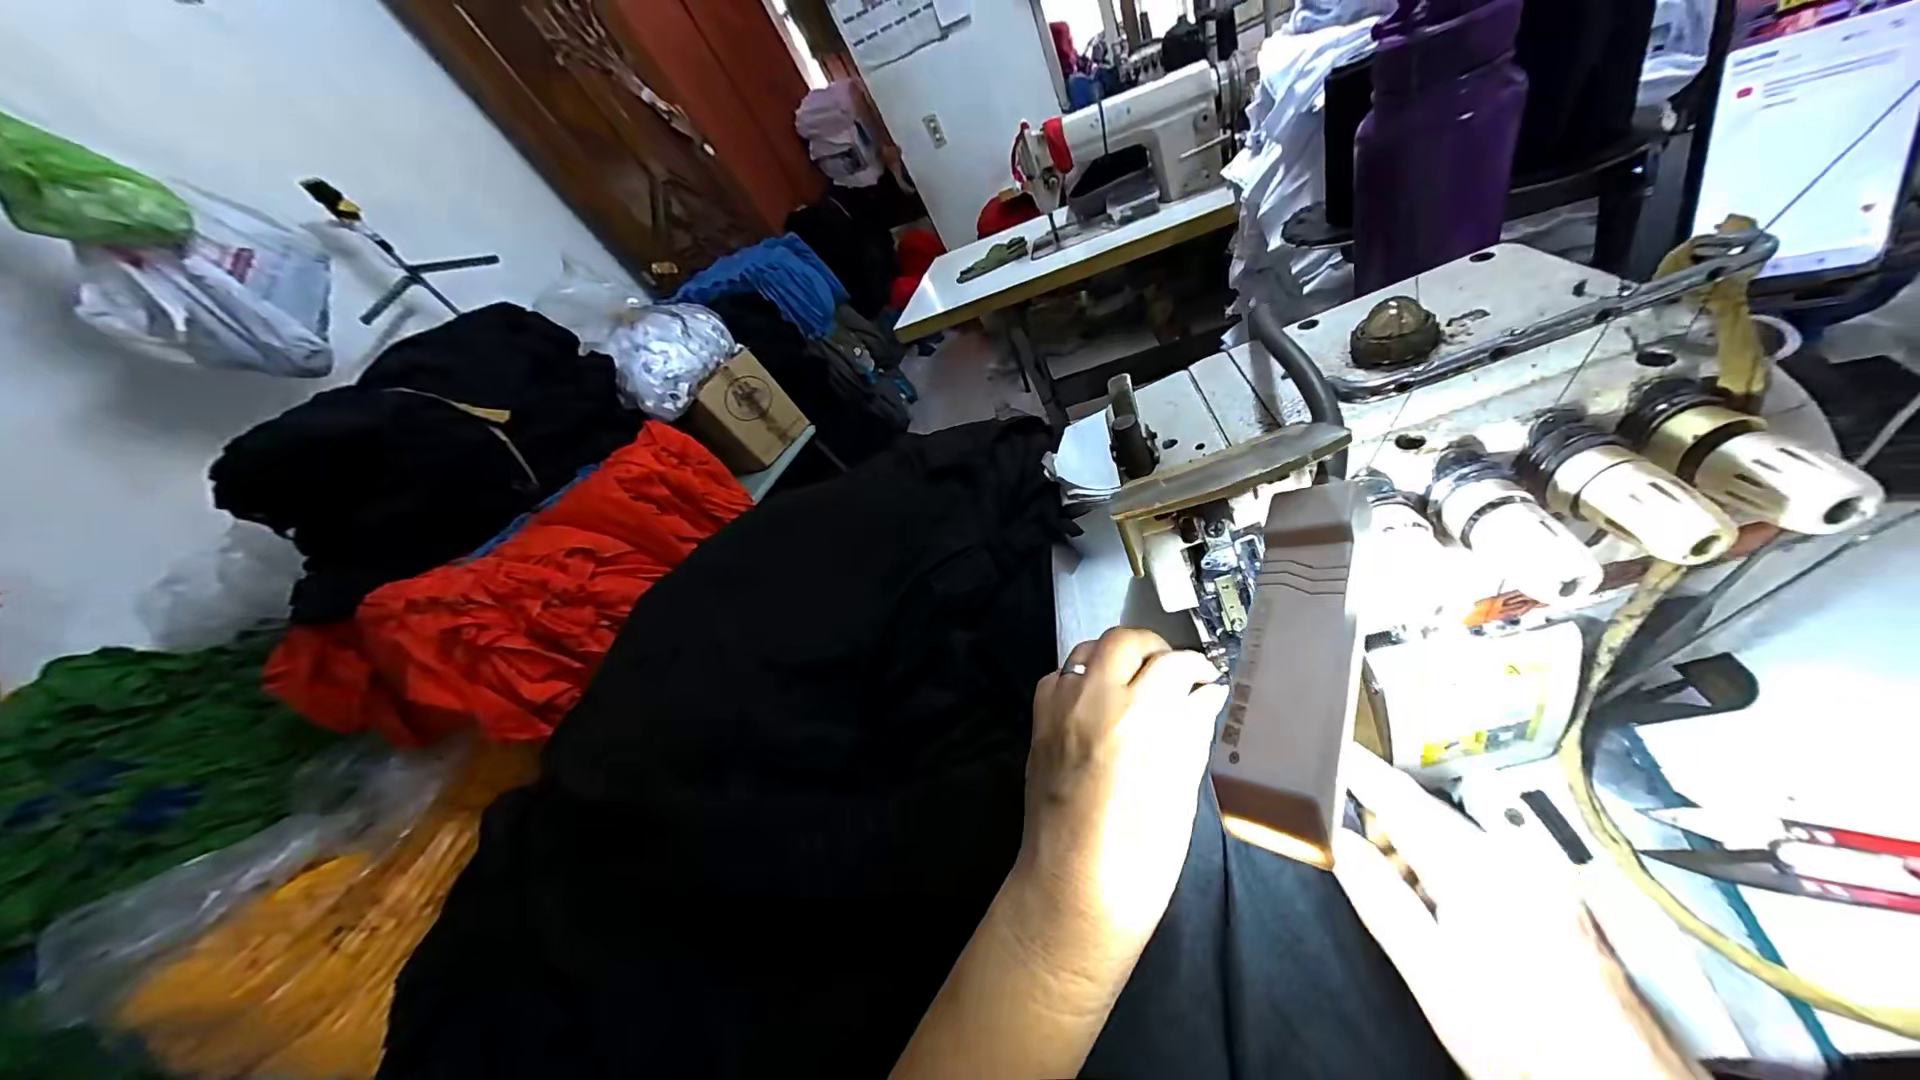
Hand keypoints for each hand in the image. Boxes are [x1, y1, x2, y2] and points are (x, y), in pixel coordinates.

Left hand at [1018, 628, 1228, 944]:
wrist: (1072, 891)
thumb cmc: (1142, 856)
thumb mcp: (1180, 791)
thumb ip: (1190, 731)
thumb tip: (1204, 695)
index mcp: (1137, 716)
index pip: (1172, 664)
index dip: (1196, 666)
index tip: (1206, 677)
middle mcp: (1091, 699)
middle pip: (1122, 640)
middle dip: (1153, 648)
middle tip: (1171, 672)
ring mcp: (1057, 708)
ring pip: (1085, 652)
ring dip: (1113, 657)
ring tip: (1134, 683)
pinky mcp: (1037, 725)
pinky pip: (1057, 679)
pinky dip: (1080, 679)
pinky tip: (1096, 704)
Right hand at [1333, 747, 1701, 1079]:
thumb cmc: (1527, 1041)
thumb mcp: (1428, 969)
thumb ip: (1377, 894)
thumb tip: (1340, 842)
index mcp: (1476, 868)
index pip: (1399, 797)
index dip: (1358, 768)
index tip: (1331, 750)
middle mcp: (1517, 860)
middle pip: (1428, 810)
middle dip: (1382, 811)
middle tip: (1347, 827)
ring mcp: (1545, 877)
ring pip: (1457, 833)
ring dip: (1415, 841)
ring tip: (1396, 881)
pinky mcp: (1560, 898)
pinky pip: (1486, 855)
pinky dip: (1449, 862)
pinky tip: (1442, 902)